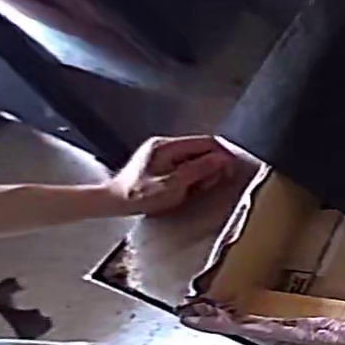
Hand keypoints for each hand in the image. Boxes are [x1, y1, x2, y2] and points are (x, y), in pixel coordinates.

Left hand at [104, 136, 233, 215]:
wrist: (113, 202)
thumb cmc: (142, 195)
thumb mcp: (174, 184)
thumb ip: (199, 169)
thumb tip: (224, 159)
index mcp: (166, 147)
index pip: (208, 142)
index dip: (225, 155)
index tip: (231, 172)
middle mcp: (165, 144)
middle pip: (205, 148)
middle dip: (215, 166)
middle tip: (210, 184)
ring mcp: (163, 151)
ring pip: (200, 156)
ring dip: (207, 172)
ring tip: (198, 187)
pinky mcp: (164, 160)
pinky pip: (192, 162)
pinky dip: (198, 173)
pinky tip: (191, 185)